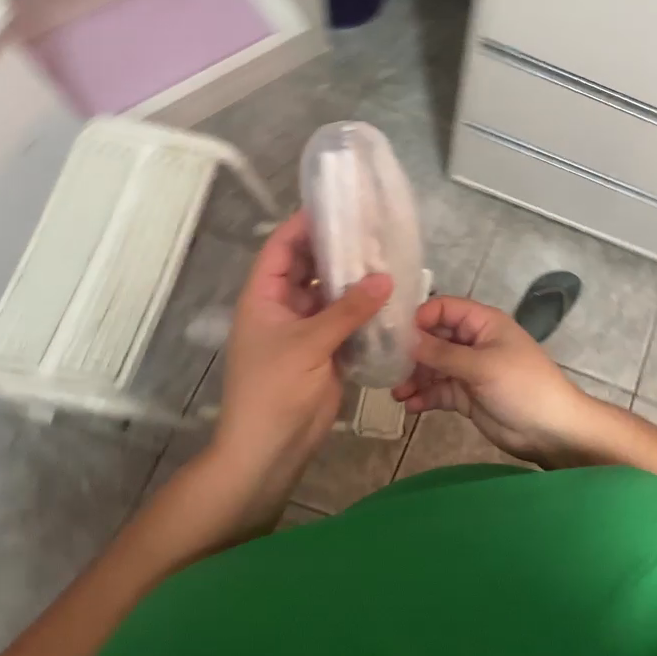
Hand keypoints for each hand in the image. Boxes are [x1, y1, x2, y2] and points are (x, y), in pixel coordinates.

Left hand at [213, 211, 392, 470]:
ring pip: (332, 294)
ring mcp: (306, 330)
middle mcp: (284, 308)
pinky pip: (347, 320)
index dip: (305, 224)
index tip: (339, 205)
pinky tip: (392, 297)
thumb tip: (385, 278)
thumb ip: (347, 310)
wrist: (268, 450)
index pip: (282, 248)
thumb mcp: (308, 345)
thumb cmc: (273, 391)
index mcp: (264, 298)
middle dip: (338, 249)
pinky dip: (366, 309)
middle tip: (375, 229)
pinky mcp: (326, 350)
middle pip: (310, 267)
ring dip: (356, 280)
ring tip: (389, 257)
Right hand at [391, 296, 603, 467]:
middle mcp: (474, 341)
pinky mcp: (466, 395)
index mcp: (483, 323)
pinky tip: (409, 406)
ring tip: (396, 392)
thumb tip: (405, 339)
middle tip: (383, 366)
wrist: (550, 430)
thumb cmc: (522, 386)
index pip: (443, 308)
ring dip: (413, 377)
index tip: (393, 335)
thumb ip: (442, 353)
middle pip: (434, 337)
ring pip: (432, 366)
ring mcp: (469, 369)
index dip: (419, 318)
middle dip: (411, 351)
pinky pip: (438, 390)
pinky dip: (423, 396)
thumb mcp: (482, 366)